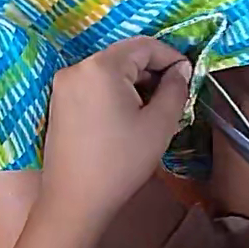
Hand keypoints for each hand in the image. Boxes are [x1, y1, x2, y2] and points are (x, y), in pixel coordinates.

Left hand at [36, 37, 191, 236]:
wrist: (76, 201)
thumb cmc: (121, 163)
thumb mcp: (159, 125)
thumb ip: (175, 90)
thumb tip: (181, 70)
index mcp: (102, 67)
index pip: (144, 46)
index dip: (171, 57)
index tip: (189, 76)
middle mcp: (77, 68)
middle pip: (124, 57)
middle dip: (152, 72)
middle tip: (174, 97)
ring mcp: (63, 86)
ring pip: (109, 73)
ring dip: (135, 85)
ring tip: (153, 111)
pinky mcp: (58, 105)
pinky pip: (93, 88)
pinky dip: (115, 95)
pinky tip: (127, 119)